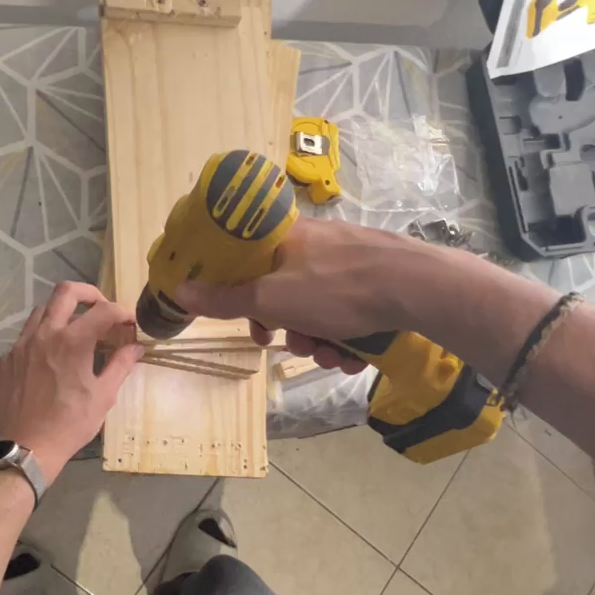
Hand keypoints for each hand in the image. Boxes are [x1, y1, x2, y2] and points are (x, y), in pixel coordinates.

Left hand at [0, 281, 144, 482]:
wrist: (29, 446)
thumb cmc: (71, 423)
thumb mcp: (103, 396)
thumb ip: (121, 365)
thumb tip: (136, 347)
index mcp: (73, 341)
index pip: (104, 311)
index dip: (122, 311)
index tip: (130, 322)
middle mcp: (45, 334)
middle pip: (66, 291)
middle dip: (90, 294)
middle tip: (102, 308)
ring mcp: (22, 344)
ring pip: (42, 310)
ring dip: (63, 312)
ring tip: (75, 330)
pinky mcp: (8, 358)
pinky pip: (26, 335)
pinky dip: (43, 335)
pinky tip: (51, 355)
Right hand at [172, 218, 431, 374]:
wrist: (416, 288)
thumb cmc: (337, 288)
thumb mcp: (271, 298)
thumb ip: (225, 299)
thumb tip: (178, 289)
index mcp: (284, 240)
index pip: (247, 264)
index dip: (243, 301)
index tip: (253, 327)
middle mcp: (314, 246)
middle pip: (283, 294)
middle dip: (288, 330)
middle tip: (294, 346)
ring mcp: (346, 262)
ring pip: (316, 311)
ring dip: (317, 341)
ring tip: (331, 355)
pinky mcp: (373, 281)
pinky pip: (345, 314)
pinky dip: (345, 339)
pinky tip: (354, 355)